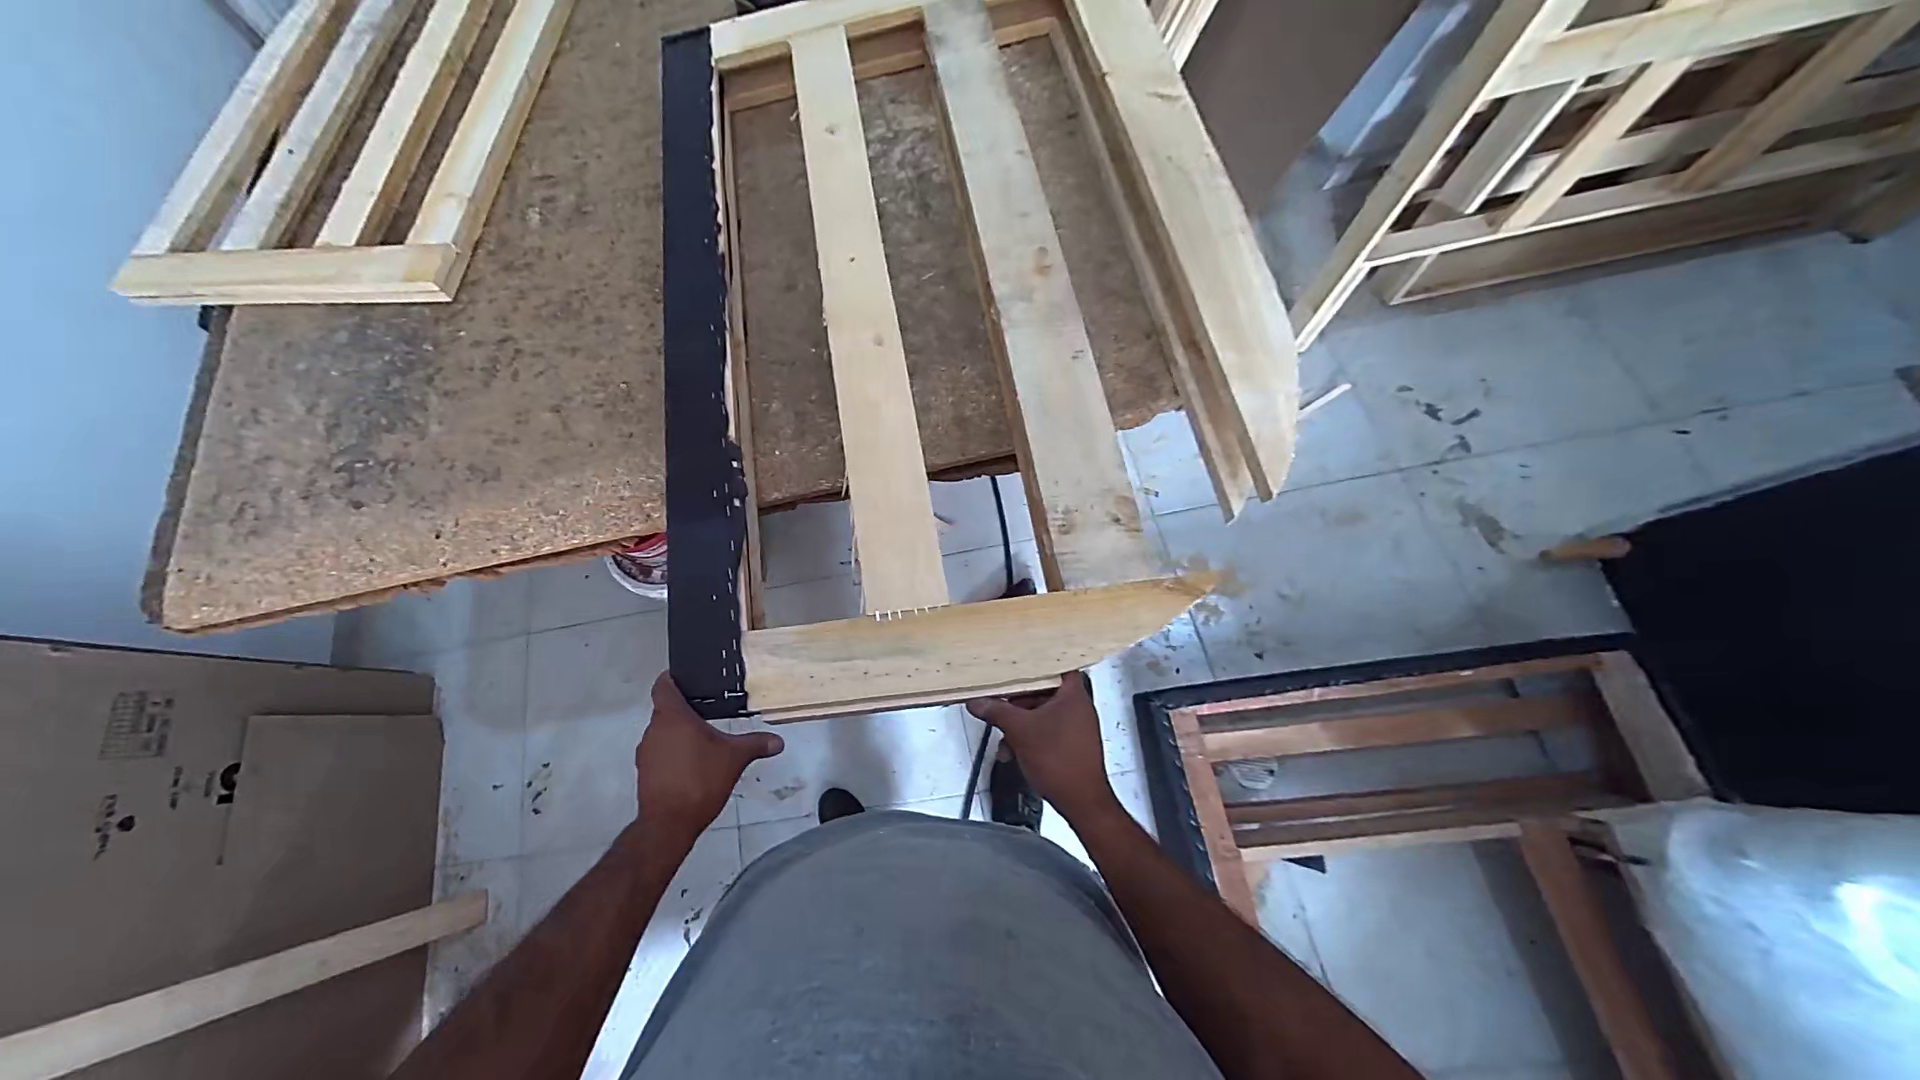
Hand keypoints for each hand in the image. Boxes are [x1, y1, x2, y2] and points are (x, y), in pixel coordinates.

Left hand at [635, 673, 783, 846]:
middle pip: (665, 710)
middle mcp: (654, 729)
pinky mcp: (645, 772)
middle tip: (709, 710)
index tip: (687, 677)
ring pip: (663, 732)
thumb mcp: (735, 758)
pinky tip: (693, 762)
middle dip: (686, 710)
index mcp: (672, 717)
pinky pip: (660, 752)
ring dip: (679, 733)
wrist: (670, 823)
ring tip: (704, 738)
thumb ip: (755, 744)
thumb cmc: (701, 779)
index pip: (663, 685)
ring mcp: (646, 752)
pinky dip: (674, 752)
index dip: (673, 678)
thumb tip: (778, 741)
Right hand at [967, 672, 1119, 824]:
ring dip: (1020, 724)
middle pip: (1044, 691)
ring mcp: (1077, 727)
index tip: (1016, 666)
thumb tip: (977, 703)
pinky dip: (1030, 738)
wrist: (1081, 801)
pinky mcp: (1073, 745)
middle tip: (999, 705)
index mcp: (1073, 695)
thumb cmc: (1059, 761)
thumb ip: (997, 711)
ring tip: (1003, 739)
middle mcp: (1078, 707)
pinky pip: (1048, 731)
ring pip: (1042, 714)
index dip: (1035, 664)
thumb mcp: (1020, 731)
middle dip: (1018, 701)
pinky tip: (1014, 752)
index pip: (1056, 666)